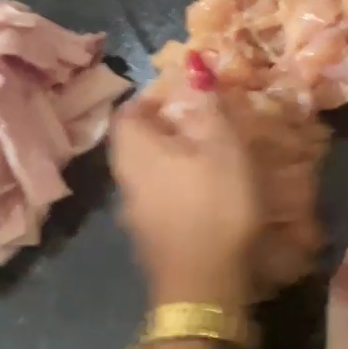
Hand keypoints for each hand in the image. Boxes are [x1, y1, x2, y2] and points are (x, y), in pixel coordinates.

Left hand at [109, 77, 261, 307]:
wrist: (205, 283)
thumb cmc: (214, 202)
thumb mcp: (222, 145)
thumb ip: (208, 105)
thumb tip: (194, 66)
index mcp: (135, 150)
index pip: (129, 111)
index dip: (154, 96)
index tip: (188, 93)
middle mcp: (125, 178)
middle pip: (138, 141)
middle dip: (169, 127)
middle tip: (207, 121)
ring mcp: (135, 211)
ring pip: (151, 170)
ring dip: (176, 158)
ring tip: (214, 154)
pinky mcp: (153, 237)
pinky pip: (162, 196)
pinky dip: (181, 185)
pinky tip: (211, 192)